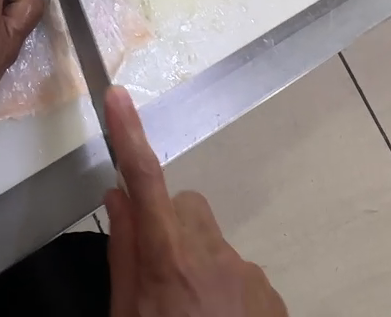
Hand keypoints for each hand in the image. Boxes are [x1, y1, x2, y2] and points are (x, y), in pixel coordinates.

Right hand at [104, 86, 287, 316]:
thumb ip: (124, 256)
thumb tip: (117, 196)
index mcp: (171, 264)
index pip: (145, 183)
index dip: (130, 136)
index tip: (118, 95)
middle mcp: (217, 257)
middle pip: (187, 208)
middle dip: (167, 225)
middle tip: (154, 276)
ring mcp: (251, 277)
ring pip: (213, 242)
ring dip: (196, 262)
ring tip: (188, 316)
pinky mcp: (274, 297)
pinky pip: (238, 271)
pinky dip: (223, 288)